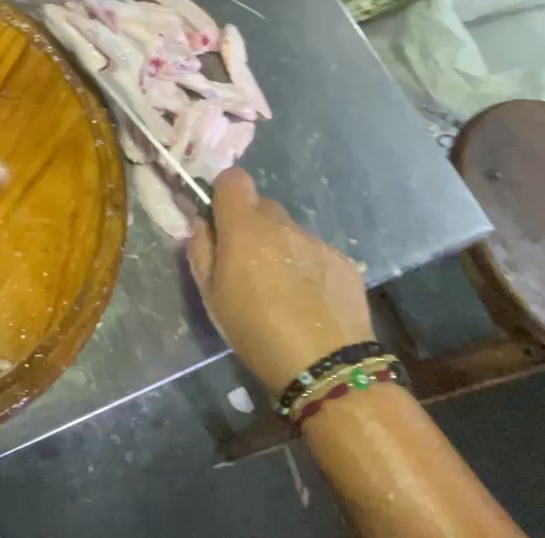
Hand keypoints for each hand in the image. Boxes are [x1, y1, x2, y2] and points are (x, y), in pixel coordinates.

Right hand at [186, 169, 372, 393]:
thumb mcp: (210, 296)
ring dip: (281, 250)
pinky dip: (308, 270)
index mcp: (244, 226)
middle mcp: (281, 224)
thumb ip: (201, 250)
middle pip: (263, 207)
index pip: (233, 178)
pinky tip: (310, 304)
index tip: (221, 221)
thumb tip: (202, 223)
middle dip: (252, 227)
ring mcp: (316, 241)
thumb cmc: (255, 330)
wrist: (326, 366)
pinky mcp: (342, 261)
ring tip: (283, 293)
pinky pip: (315, 254)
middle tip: (249, 266)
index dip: (225, 194)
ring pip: (289, 233)